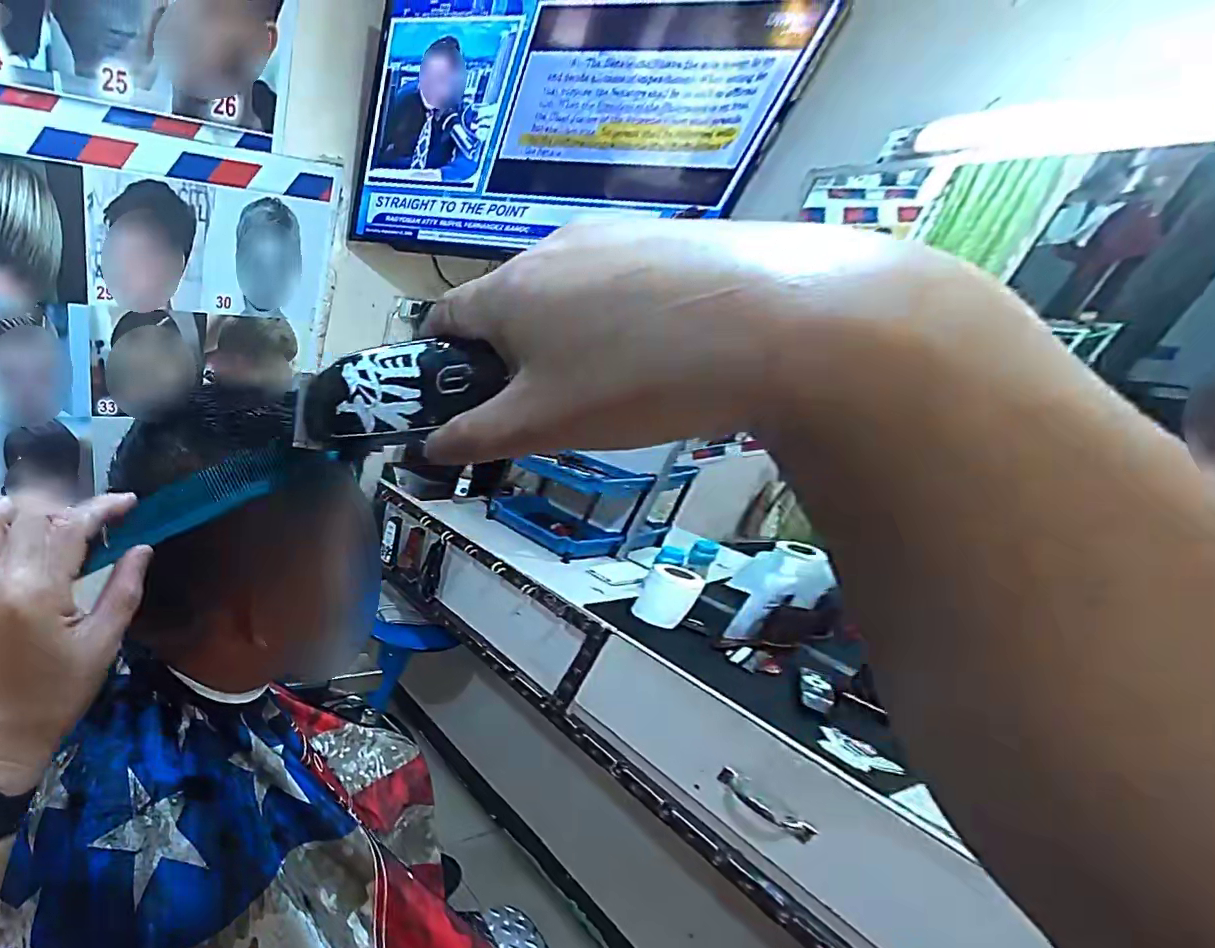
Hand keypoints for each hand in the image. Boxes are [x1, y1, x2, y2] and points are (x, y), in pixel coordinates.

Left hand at [0, 494, 151, 792]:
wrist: (11, 730)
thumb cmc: (62, 691)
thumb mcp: (104, 643)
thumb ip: (124, 590)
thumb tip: (142, 548)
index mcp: (38, 590)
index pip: (70, 528)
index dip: (102, 508)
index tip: (130, 502)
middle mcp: (3, 577)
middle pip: (31, 515)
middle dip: (71, 507)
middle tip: (103, 522)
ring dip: (27, 510)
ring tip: (60, 522)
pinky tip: (14, 537)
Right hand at [420, 218, 962, 462]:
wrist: (785, 323)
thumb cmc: (632, 381)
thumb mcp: (538, 425)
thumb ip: (472, 438)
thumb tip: (428, 446)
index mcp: (507, 290)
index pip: (443, 319)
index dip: (438, 363)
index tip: (460, 400)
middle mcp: (550, 248)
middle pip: (502, 306)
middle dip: (504, 356)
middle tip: (538, 405)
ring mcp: (613, 233)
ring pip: (559, 293)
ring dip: (557, 337)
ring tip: (603, 382)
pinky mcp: (666, 235)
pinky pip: (612, 280)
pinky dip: (609, 317)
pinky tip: (651, 349)